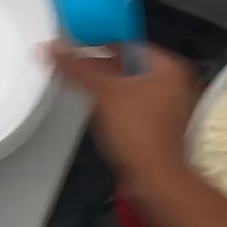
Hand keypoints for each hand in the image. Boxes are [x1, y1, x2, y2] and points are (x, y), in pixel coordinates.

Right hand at [50, 40, 195, 191]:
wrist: (154, 182)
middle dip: (100, 69)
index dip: (100, 45)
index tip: (76, 50)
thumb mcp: (103, 94)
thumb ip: (78, 68)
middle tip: (74, 69)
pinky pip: (132, 108)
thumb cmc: (135, 131)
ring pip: (129, 88)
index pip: (128, 44)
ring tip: (81, 88)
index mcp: (169, 67)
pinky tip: (97, 112)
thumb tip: (53, 46)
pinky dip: (115, 107)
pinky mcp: (159, 129)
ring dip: (105, 89)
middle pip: (127, 67)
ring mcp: (168, 108)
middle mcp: (174, 84)